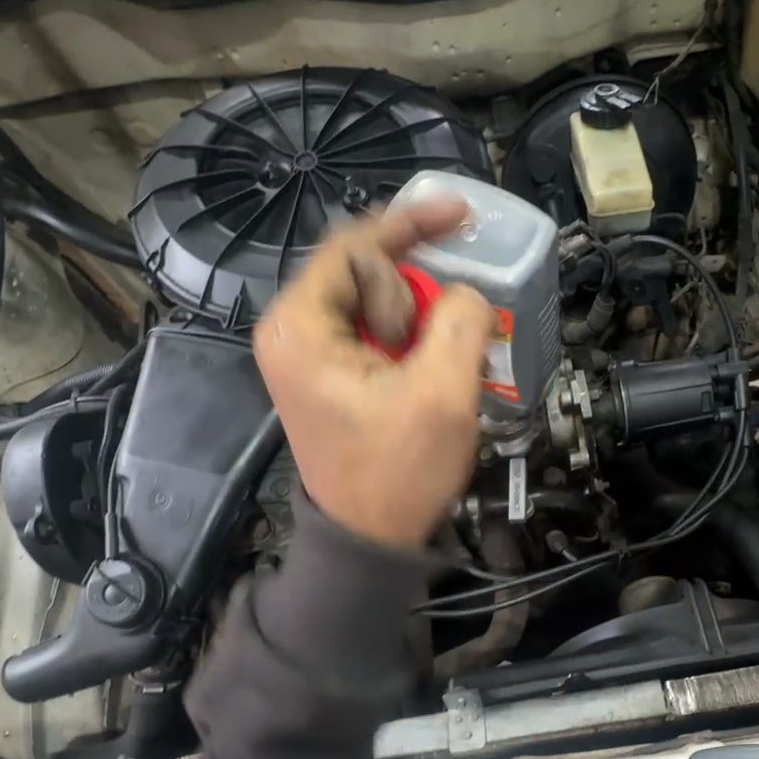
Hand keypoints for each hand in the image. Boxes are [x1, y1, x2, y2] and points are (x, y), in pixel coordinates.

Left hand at [252, 198, 492, 548]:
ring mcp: (305, 354)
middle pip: (364, 272)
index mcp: (300, 326)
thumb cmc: (398, 473)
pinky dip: (408, 341)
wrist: (367, 541)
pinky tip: (426, 371)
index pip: (354, 244)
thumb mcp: (442, 395)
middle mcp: (291, 331)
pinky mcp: (324, 375)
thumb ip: (462, 323)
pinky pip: (372, 332)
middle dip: (412, 299)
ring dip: (415, 326)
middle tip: (430, 354)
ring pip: (373, 303)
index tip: (460, 216)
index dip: (410, 223)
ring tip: (425, 376)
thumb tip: (467, 294)